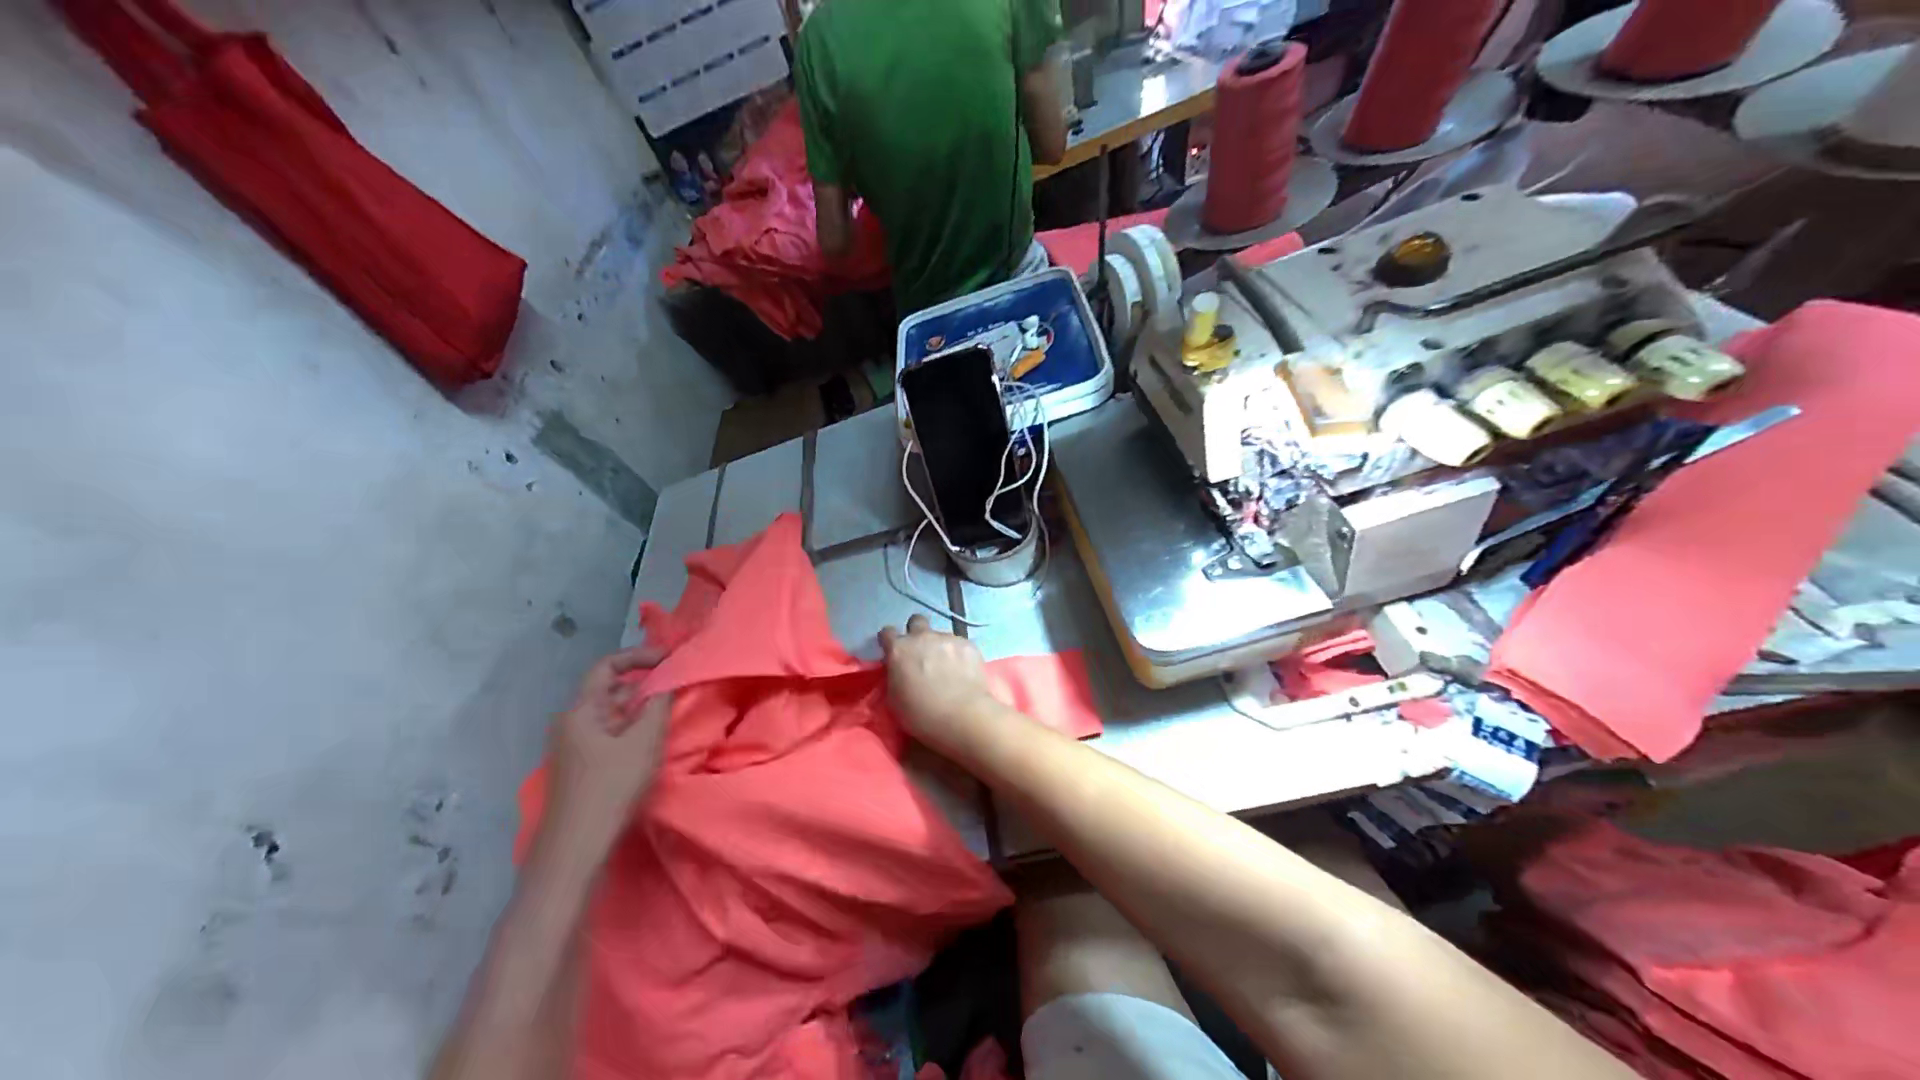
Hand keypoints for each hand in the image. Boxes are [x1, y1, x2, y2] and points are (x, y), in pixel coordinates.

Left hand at [540, 646, 672, 859]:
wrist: (575, 848)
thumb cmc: (610, 787)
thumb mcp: (644, 741)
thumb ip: (658, 705)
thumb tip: (666, 682)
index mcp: (580, 711)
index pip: (607, 666)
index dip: (639, 656)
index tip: (669, 658)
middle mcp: (571, 723)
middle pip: (609, 690)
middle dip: (643, 684)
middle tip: (676, 685)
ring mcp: (573, 747)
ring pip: (611, 714)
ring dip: (639, 708)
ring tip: (670, 712)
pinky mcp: (580, 768)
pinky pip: (609, 735)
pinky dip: (631, 729)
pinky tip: (651, 742)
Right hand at [878, 615, 995, 746]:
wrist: (962, 717)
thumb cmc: (921, 714)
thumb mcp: (894, 698)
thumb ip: (895, 675)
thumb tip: (900, 669)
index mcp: (899, 650)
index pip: (886, 632)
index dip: (889, 641)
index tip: (892, 651)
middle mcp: (923, 637)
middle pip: (916, 621)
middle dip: (916, 632)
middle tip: (921, 652)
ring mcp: (948, 638)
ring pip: (941, 636)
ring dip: (940, 648)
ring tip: (948, 668)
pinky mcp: (969, 645)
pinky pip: (960, 645)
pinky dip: (959, 655)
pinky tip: (963, 672)